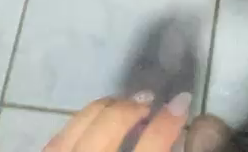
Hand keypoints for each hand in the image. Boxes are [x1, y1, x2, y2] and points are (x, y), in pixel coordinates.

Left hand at [46, 93, 190, 151]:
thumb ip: (156, 149)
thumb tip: (178, 132)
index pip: (152, 144)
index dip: (171, 119)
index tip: (183, 100)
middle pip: (114, 120)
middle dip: (134, 104)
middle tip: (150, 100)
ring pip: (86, 116)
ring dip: (110, 105)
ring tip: (126, 105)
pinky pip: (64, 129)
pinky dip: (85, 118)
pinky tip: (96, 120)